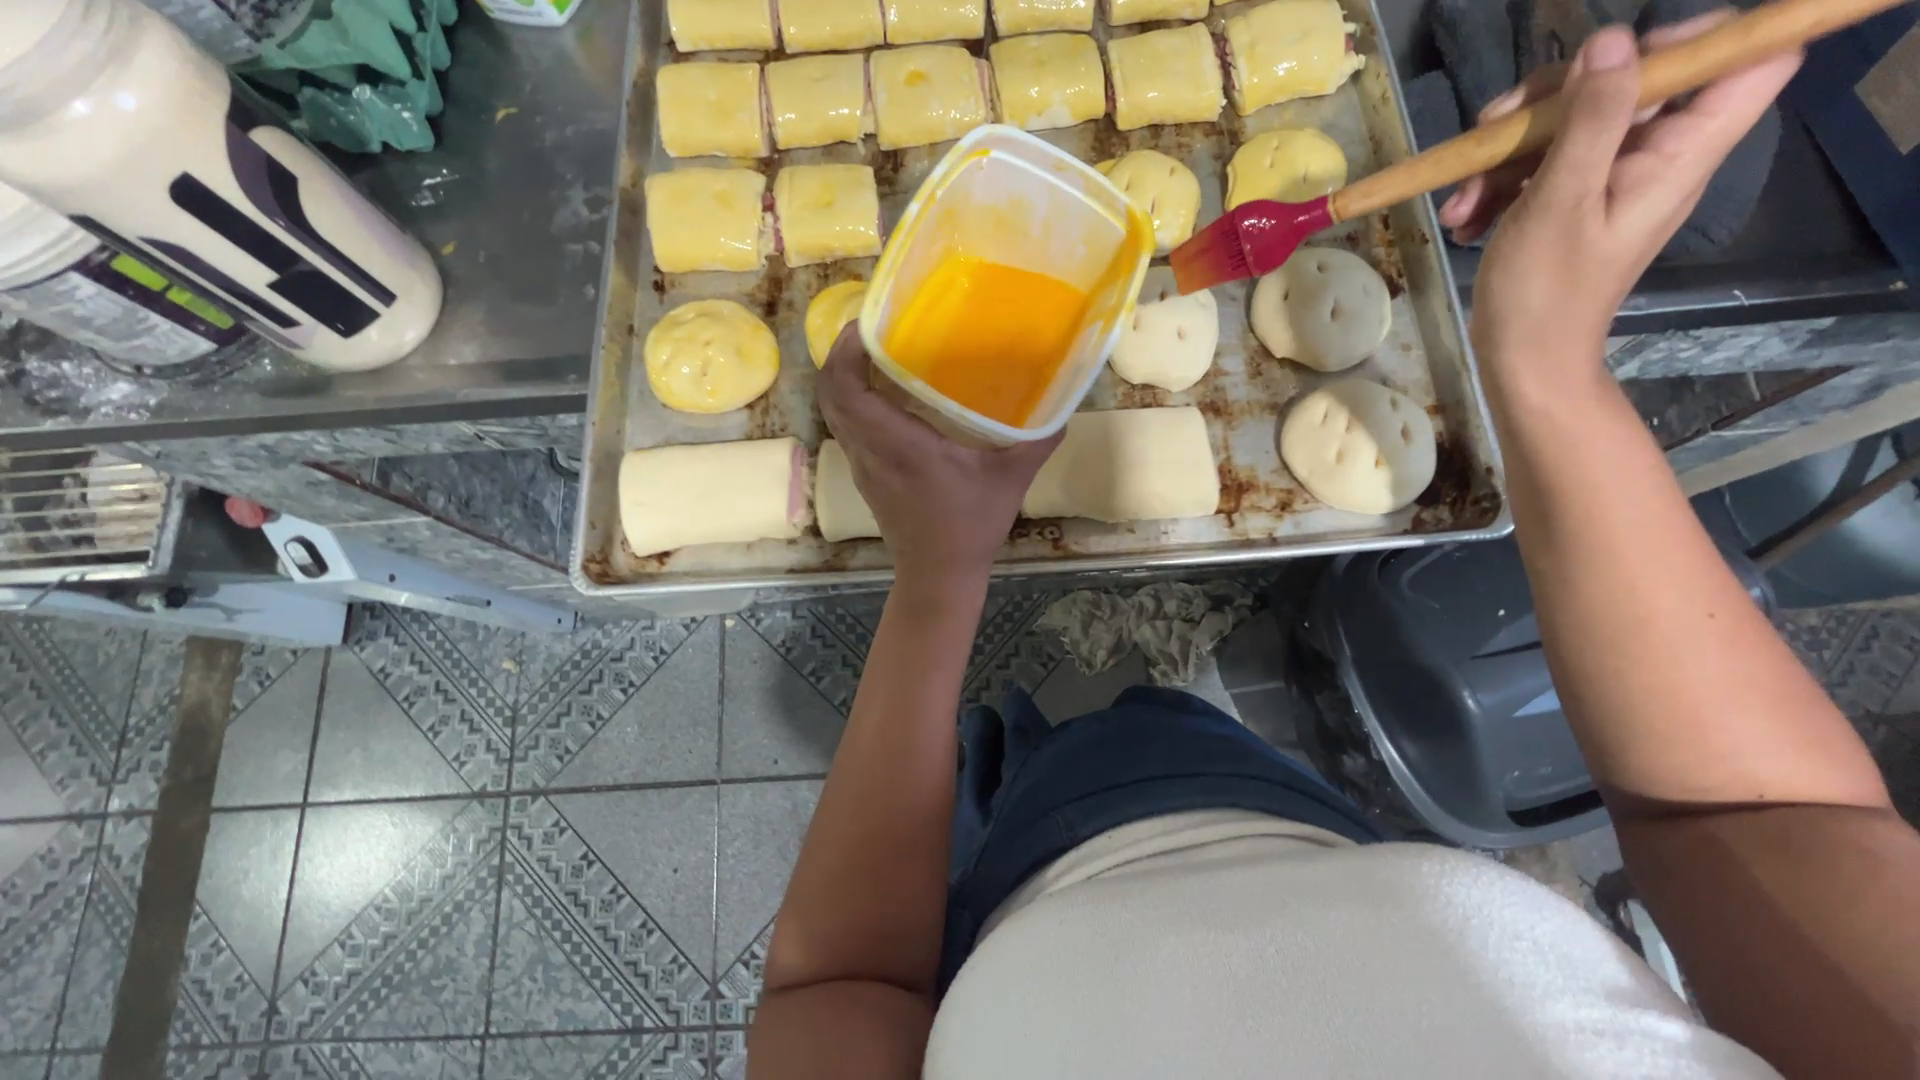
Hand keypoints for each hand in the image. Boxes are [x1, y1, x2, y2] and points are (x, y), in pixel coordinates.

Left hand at [816, 324, 1060, 582]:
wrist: (938, 574)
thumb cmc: (970, 526)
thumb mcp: (1010, 478)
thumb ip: (1037, 439)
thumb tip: (1063, 402)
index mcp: (897, 444)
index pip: (845, 388)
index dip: (845, 349)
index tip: (868, 322)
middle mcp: (869, 449)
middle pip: (830, 392)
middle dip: (841, 353)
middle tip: (873, 329)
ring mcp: (861, 464)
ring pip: (834, 409)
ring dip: (845, 376)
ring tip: (878, 351)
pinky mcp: (865, 474)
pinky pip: (847, 425)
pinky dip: (855, 399)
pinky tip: (887, 393)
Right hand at [1438, 14, 1800, 390]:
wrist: (1520, 363)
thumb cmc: (1545, 292)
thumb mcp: (1560, 202)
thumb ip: (1592, 119)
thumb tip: (1611, 40)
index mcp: (1680, 155)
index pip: (1748, 60)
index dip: (1699, 40)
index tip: (1619, 56)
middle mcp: (1656, 158)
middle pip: (1634, 82)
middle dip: (1557, 96)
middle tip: (1501, 125)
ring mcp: (1609, 180)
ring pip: (1572, 122)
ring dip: (1506, 150)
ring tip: (1464, 194)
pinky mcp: (1570, 201)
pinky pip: (1541, 164)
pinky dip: (1498, 183)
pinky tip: (1465, 216)